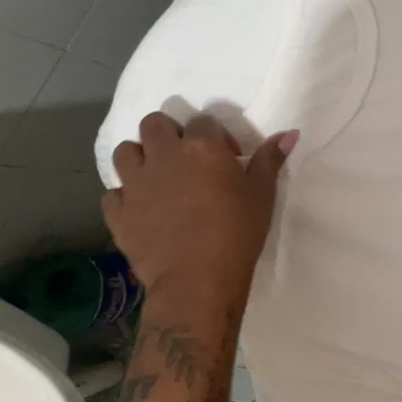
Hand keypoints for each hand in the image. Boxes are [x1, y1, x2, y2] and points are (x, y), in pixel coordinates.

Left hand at [102, 108, 296, 294]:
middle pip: (154, 124)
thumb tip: (289, 133)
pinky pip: (112, 194)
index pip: (203, 120)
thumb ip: (270, 158)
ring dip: (139, 158)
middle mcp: (164, 156)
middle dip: (167, 133)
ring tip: (157, 177)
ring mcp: (136, 185)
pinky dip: (124, 196)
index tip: (226, 159)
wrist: (197, 280)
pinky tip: (140, 209)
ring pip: (125, 151)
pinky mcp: (118, 214)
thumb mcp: (262, 193)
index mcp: (202, 146)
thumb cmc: (236, 231)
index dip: (215, 136)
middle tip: (184, 158)